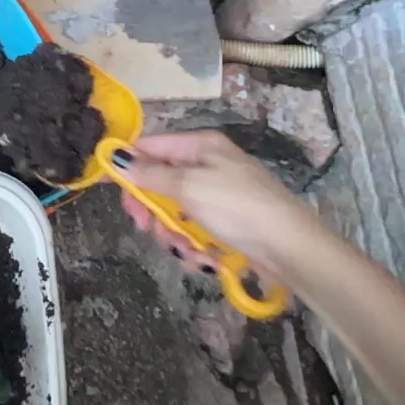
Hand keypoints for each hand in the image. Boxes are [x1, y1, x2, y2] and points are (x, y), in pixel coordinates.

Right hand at [112, 129, 326, 276]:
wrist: (291, 248)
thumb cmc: (238, 207)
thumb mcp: (188, 186)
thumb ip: (150, 173)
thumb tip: (116, 156)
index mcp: (200, 146)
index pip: (152, 146)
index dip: (130, 164)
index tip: (113, 188)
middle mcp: (208, 166)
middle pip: (160, 182)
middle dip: (152, 209)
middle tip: (146, 227)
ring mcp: (218, 196)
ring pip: (175, 212)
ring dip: (174, 234)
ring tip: (187, 249)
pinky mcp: (226, 224)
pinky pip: (195, 231)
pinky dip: (195, 246)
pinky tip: (205, 259)